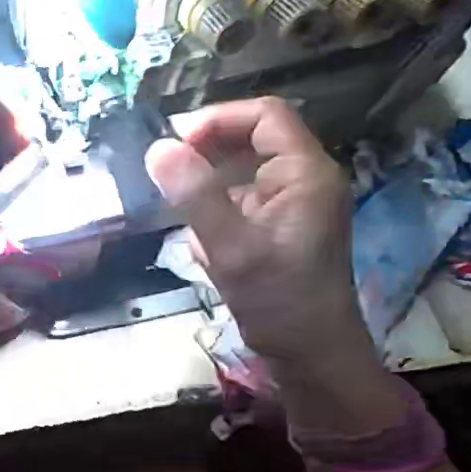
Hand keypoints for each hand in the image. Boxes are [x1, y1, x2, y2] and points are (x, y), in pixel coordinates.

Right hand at [146, 98, 399, 432]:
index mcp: (306, 174)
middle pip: (254, 140)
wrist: (311, 355)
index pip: (265, 116)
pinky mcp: (282, 230)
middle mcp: (305, 181)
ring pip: (244, 173)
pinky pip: (244, 203)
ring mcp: (294, 206)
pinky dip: (217, 211)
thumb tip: (158, 148)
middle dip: (208, 153)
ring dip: (208, 185)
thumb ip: (195, 195)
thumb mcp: (231, 247)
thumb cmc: (279, 301)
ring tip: (178, 209)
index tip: (175, 143)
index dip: (218, 119)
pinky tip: (201, 241)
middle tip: (167, 173)